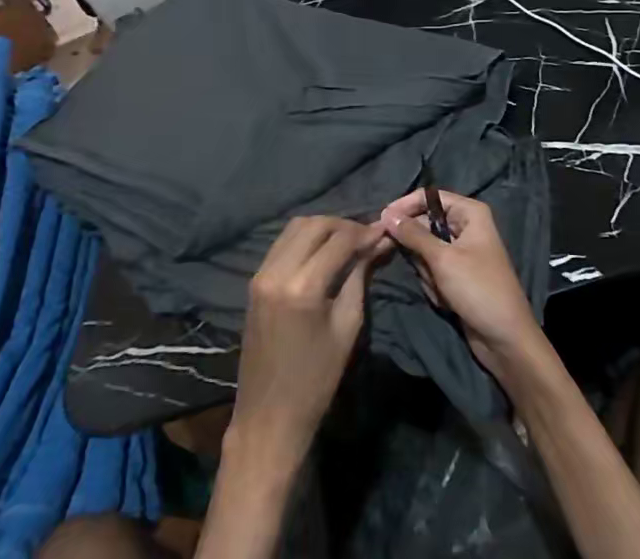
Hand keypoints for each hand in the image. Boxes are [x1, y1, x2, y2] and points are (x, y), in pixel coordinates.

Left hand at [229, 217, 389, 463]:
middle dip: (344, 225)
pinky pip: (282, 244)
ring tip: (347, 242)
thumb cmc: (317, 377)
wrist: (269, 414)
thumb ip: (360, 276)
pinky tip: (324, 252)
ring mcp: (260, 275)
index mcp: (303, 287)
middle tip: (367, 237)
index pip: (339, 239)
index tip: (385, 232)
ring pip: (295, 228)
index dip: (365, 231)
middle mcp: (277, 273)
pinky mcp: (254, 282)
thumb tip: (380, 243)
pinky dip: (305, 239)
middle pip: (315, 225)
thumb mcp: (348, 325)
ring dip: (323, 228)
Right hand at [380, 190, 542, 376]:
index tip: (381, 222)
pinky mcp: (457, 273)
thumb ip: (413, 235)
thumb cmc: (477, 289)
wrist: (504, 336)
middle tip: (424, 269)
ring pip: (426, 251)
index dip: (404, 206)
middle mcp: (467, 226)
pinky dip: (434, 284)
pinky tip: (446, 299)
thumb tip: (386, 214)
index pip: (429, 197)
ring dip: (427, 272)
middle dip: (419, 249)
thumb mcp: (442, 259)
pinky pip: (433, 269)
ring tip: (442, 289)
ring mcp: (462, 251)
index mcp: (471, 212)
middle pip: (425, 224)